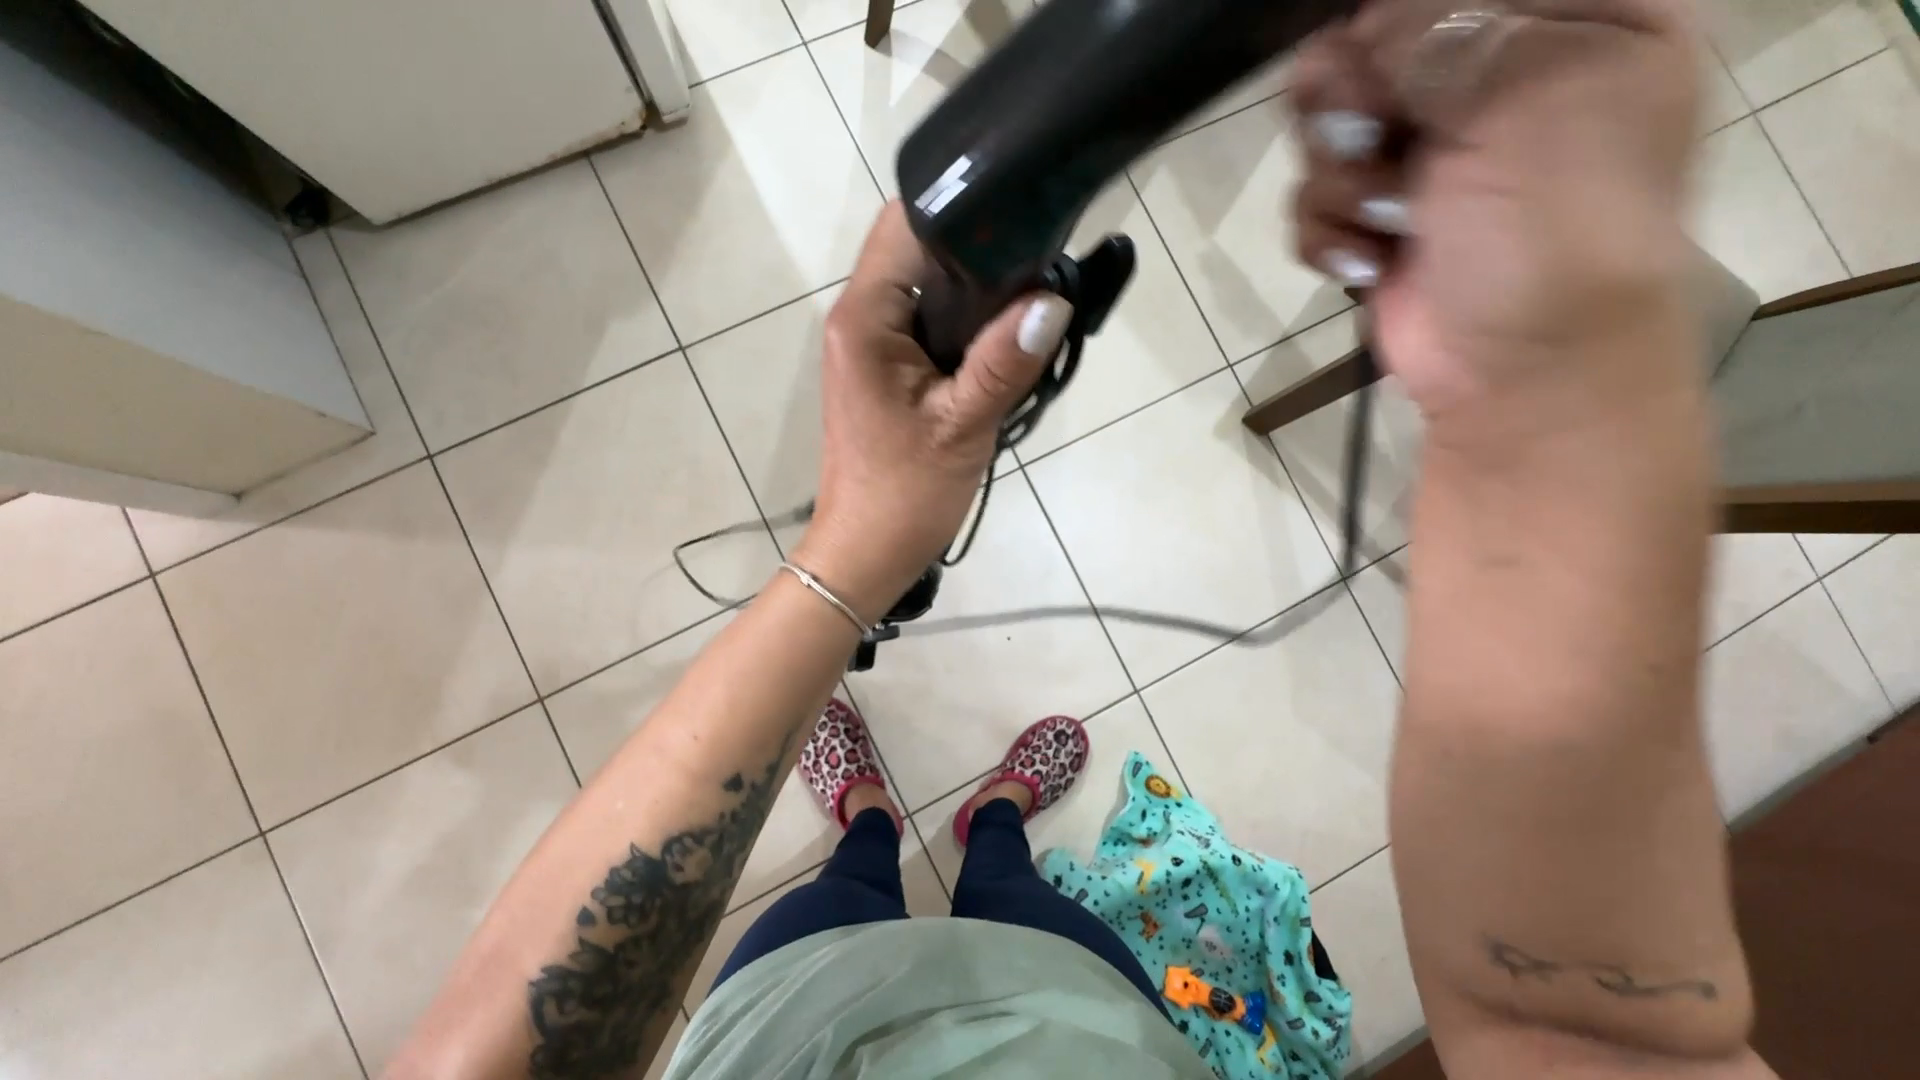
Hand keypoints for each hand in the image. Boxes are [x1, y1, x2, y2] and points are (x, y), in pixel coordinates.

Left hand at [792, 202, 1073, 622]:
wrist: (867, 552)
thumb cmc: (904, 494)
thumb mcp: (963, 426)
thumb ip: (1006, 360)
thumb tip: (1055, 298)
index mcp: (865, 317)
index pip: (906, 223)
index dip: (963, 211)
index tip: (1023, 219)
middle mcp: (862, 315)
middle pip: (918, 246)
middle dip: (979, 249)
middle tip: (1042, 265)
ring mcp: (874, 341)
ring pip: (928, 283)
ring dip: (977, 287)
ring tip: (1035, 298)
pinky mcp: (889, 365)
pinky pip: (930, 319)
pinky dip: (968, 320)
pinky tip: (1008, 336)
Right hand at [1290, 0, 1702, 437]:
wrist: (1522, 374)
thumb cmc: (1553, 232)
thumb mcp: (1529, 100)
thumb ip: (1442, 34)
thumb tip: (1358, 32)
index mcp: (1572, 22)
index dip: (1401, 19)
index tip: (1388, 64)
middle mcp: (1492, 82)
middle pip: (1371, 45)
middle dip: (1352, 99)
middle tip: (1368, 133)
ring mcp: (1429, 157)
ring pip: (1328, 126)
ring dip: (1341, 178)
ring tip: (1384, 216)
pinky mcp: (1377, 221)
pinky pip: (1315, 200)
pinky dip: (1330, 235)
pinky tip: (1368, 262)